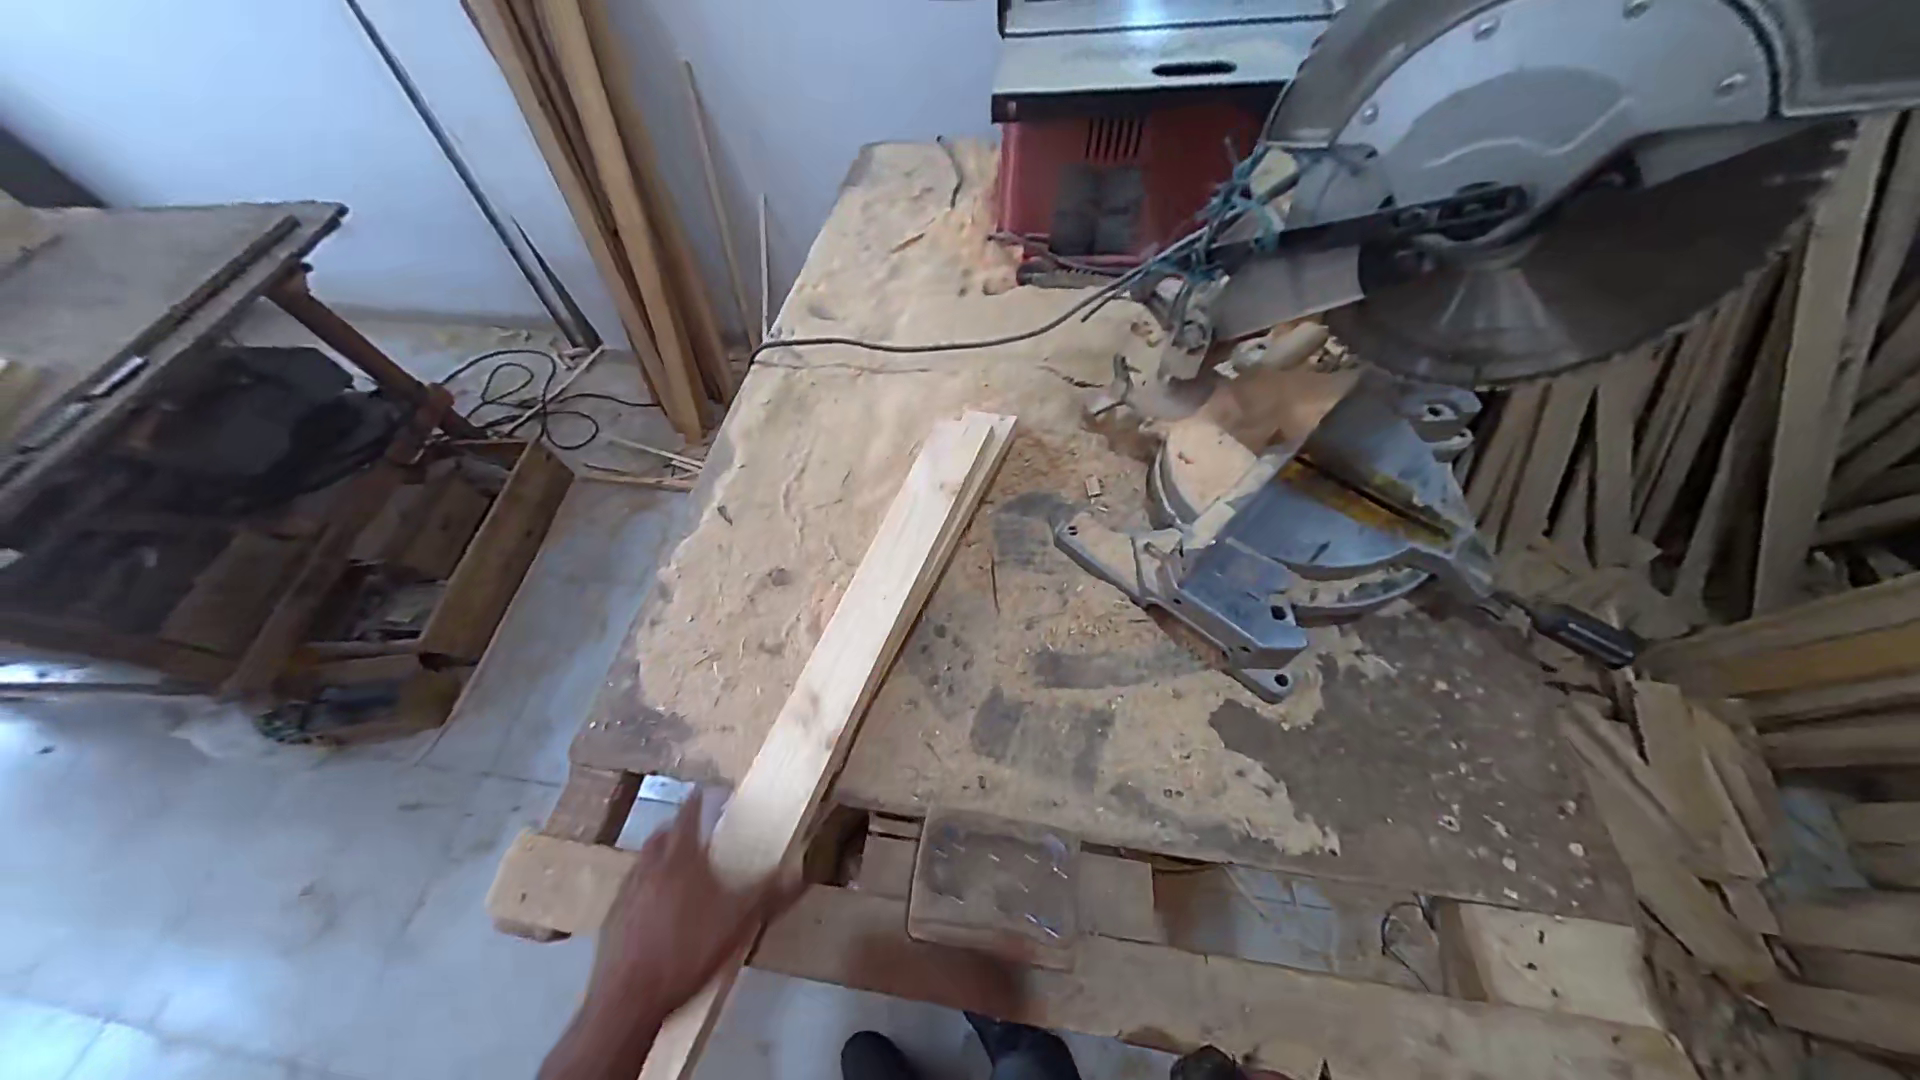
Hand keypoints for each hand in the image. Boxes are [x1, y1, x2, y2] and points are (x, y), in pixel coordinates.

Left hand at [586, 790, 803, 1019]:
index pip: (689, 815)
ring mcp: (625, 893)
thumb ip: (770, 896)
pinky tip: (653, 906)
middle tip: (694, 827)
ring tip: (675, 862)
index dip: (698, 800)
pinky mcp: (610, 921)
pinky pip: (629, 890)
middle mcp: (650, 867)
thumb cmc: (688, 951)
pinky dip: (643, 886)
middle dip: (678, 826)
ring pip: (642, 860)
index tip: (706, 790)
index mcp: (681, 858)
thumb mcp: (739, 923)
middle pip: (662, 833)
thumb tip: (802, 874)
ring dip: (659, 853)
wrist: (627, 1001)